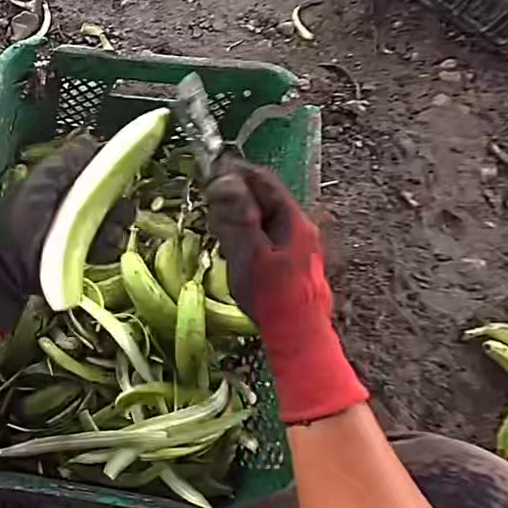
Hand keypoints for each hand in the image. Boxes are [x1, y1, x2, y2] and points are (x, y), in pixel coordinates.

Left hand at [0, 135, 129, 337]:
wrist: (7, 271)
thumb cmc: (18, 224)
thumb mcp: (40, 183)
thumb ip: (66, 160)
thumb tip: (92, 138)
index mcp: (63, 180)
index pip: (99, 167)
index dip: (113, 170)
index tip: (120, 175)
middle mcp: (76, 201)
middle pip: (114, 195)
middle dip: (117, 204)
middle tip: (108, 213)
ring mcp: (83, 228)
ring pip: (116, 220)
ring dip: (114, 227)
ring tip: (99, 236)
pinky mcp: (87, 253)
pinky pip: (111, 245)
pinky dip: (107, 248)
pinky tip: (95, 251)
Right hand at [206, 161, 367, 423]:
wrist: (299, 337)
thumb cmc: (273, 296)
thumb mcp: (249, 254)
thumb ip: (237, 216)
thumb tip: (223, 179)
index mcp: (292, 219)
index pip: (262, 180)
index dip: (235, 171)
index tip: (208, 170)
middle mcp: (298, 226)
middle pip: (264, 196)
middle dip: (235, 192)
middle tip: (208, 198)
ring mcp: (296, 244)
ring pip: (263, 216)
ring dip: (238, 213)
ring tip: (216, 223)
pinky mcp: (290, 261)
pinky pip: (264, 233)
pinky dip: (245, 230)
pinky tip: (233, 245)